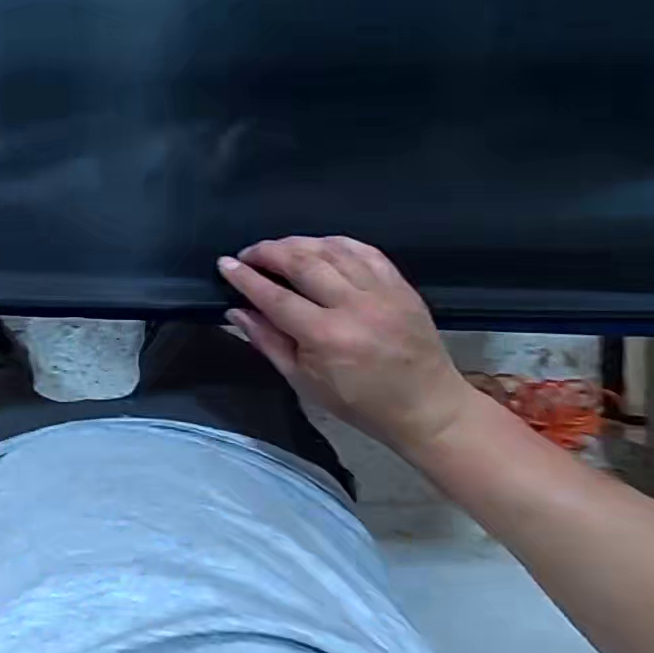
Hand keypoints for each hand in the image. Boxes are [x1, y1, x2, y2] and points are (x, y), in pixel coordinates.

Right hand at [217, 235, 477, 453]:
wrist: (429, 409)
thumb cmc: (357, 401)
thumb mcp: (301, 380)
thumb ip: (266, 340)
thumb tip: (235, 311)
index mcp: (327, 337)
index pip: (275, 296)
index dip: (245, 277)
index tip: (224, 264)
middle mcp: (356, 308)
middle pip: (302, 262)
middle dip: (267, 252)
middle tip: (247, 254)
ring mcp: (384, 294)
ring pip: (332, 250)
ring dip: (297, 243)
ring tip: (276, 249)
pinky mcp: (402, 287)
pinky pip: (364, 250)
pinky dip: (334, 243)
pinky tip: (315, 247)